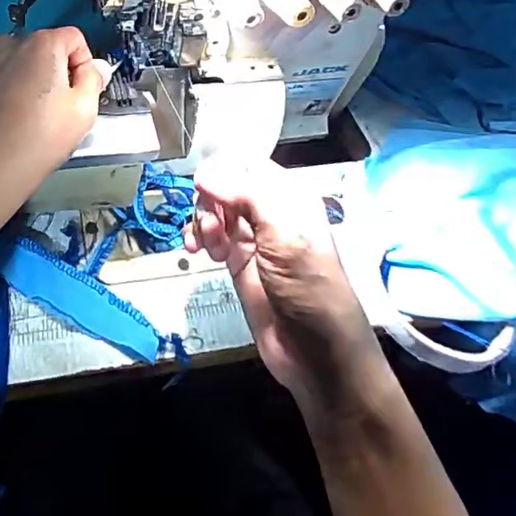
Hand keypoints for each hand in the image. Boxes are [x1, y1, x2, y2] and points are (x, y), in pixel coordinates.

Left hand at [0, 29, 111, 248]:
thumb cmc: (36, 142)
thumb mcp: (83, 113)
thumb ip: (93, 80)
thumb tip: (95, 66)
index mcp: (42, 46)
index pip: (73, 38)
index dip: (81, 63)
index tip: (77, 90)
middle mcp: (6, 44)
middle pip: (37, 49)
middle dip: (46, 71)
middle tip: (48, 108)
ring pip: (5, 63)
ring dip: (15, 79)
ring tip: (16, 117)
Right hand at [184, 159, 385, 412]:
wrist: (315, 351)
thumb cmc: (308, 286)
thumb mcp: (284, 233)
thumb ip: (246, 195)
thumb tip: (205, 174)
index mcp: (289, 195)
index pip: (248, 164)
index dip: (223, 170)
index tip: (205, 187)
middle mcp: (270, 211)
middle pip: (227, 185)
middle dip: (211, 199)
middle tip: (211, 225)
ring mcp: (253, 236)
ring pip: (216, 209)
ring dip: (203, 219)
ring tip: (207, 243)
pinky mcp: (238, 261)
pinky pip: (211, 235)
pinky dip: (200, 237)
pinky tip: (200, 250)